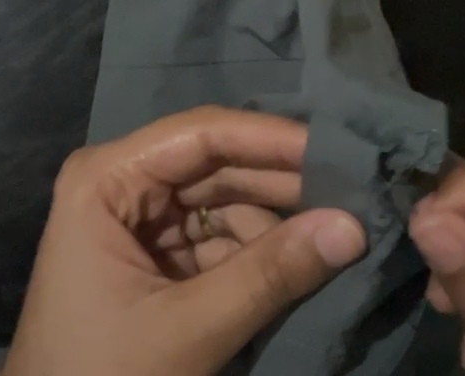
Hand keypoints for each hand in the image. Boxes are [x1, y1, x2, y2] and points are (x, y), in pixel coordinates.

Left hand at [6, 106, 368, 375]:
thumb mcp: (187, 329)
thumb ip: (269, 275)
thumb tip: (352, 226)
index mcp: (108, 177)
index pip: (200, 134)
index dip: (270, 138)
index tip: (339, 145)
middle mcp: (122, 181)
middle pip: (215, 164)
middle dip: (283, 180)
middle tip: (356, 186)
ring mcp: (139, 218)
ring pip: (223, 199)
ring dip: (278, 218)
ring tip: (343, 223)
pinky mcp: (156, 255)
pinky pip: (217, 237)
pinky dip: (259, 250)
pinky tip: (306, 255)